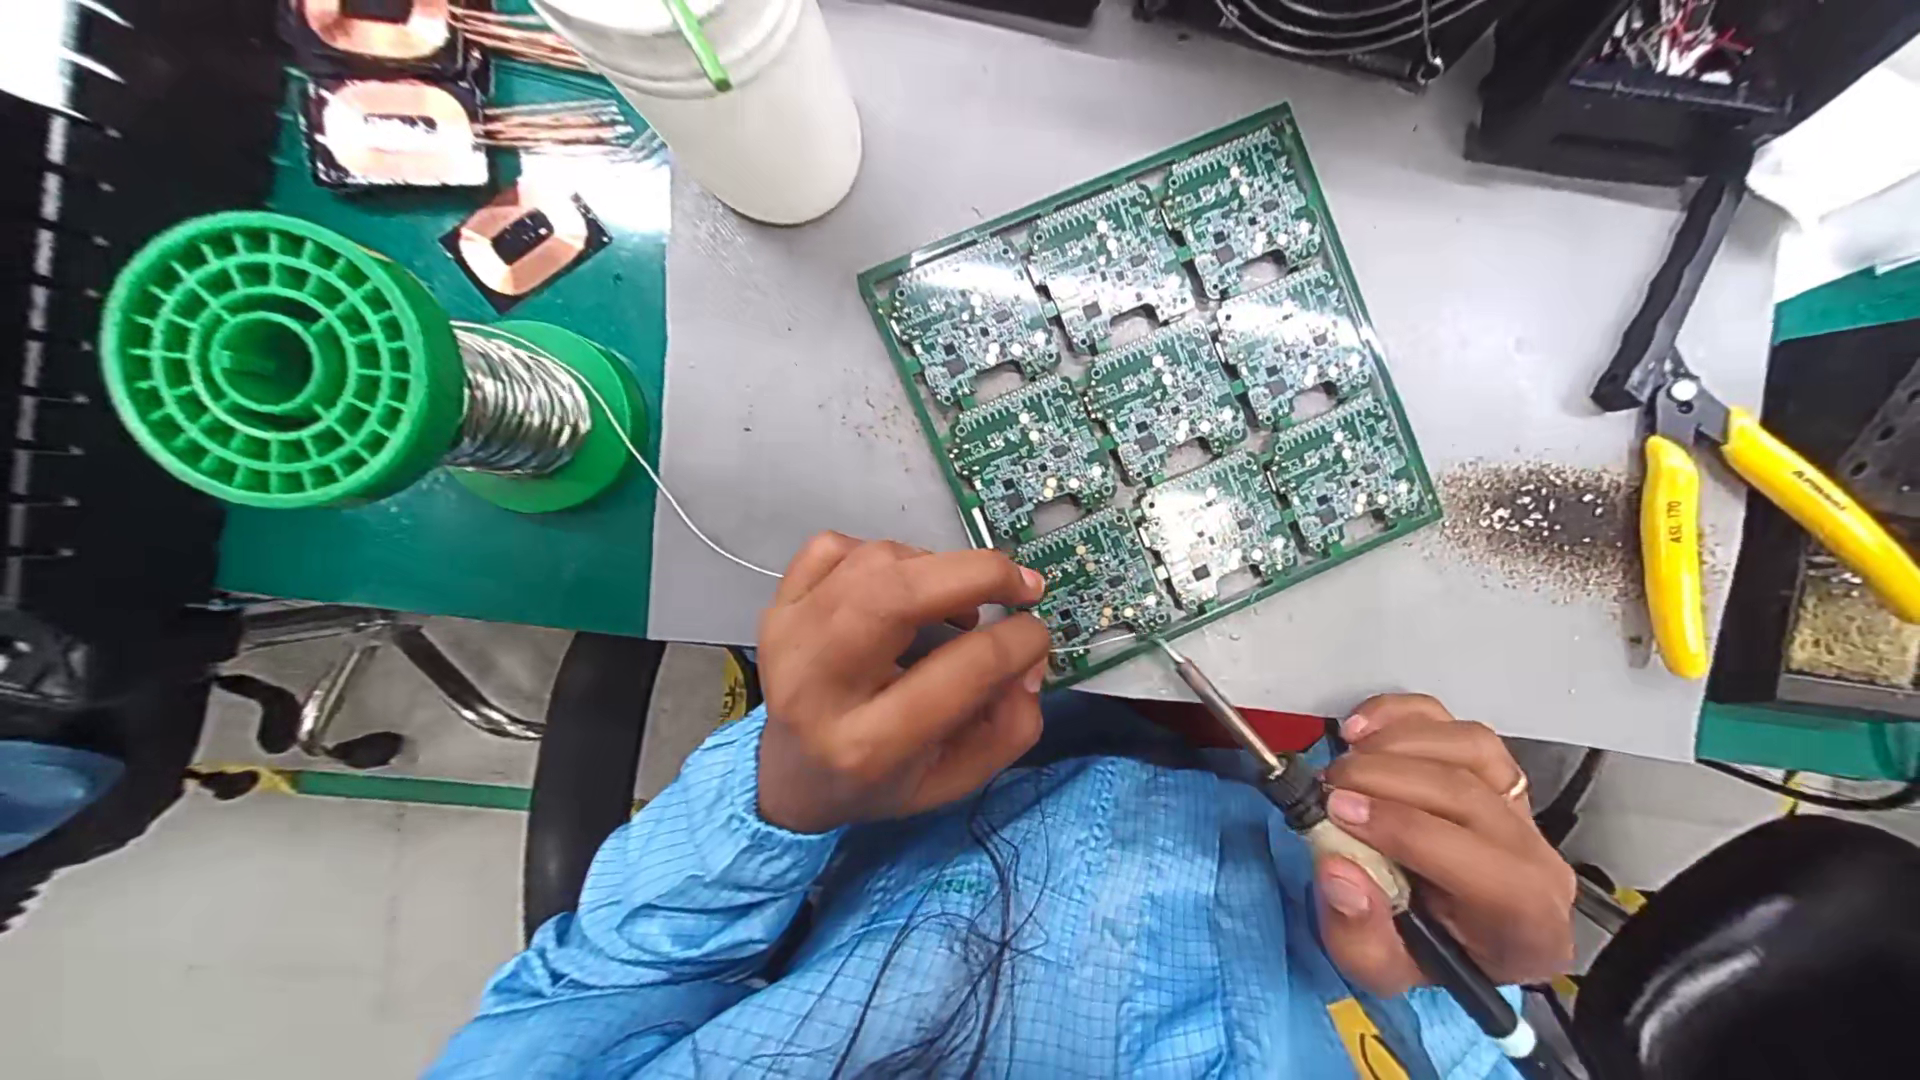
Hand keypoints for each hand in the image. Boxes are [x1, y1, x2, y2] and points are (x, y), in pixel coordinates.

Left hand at [755, 532, 1051, 833]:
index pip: (960, 672)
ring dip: (935, 567)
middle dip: (978, 573)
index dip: (1018, 641)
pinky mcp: (777, 606)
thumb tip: (1030, 654)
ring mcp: (788, 636)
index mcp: (867, 745)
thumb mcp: (956, 778)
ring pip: (874, 562)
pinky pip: (833, 547)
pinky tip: (898, 587)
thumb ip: (1009, 725)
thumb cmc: (880, 780)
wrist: (792, 775)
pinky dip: (881, 554)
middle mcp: (817, 685)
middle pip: (898, 595)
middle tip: (1019, 584)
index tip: (1038, 632)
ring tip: (954, 601)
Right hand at [1313, 694, 1574, 994]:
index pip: (1492, 871)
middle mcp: (1535, 858)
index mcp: (1525, 923)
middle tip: (1328, 787)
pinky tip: (1358, 731)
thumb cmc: (1410, 941)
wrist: (1427, 914)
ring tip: (1344, 761)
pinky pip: (1450, 719)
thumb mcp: (1376, 964)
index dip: (1409, 832)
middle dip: (1383, 780)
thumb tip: (1338, 871)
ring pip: (1469, 746)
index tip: (1339, 813)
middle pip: (1467, 795)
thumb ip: (1358, 934)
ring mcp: (1513, 802)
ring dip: (1394, 744)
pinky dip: (1398, 713)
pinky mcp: (1482, 761)